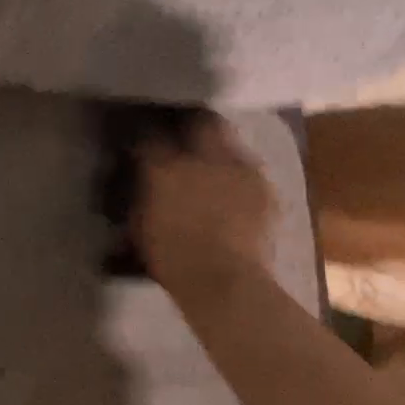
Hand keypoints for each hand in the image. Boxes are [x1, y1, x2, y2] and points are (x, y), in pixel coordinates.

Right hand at [133, 117, 274, 297]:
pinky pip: (248, 169)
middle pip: (202, 124)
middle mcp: (206, 159)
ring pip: (229, 142)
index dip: (143, 134)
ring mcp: (242, 170)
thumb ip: (142, 194)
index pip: (150, 137)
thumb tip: (141, 178)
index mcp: (166, 169)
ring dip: (216, 148)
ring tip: (208, 162)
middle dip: (190, 126)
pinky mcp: (266, 187)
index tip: (138, 137)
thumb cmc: (169, 257)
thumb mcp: (140, 224)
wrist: (223, 280)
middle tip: (180, 134)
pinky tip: (229, 187)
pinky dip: (235, 172)